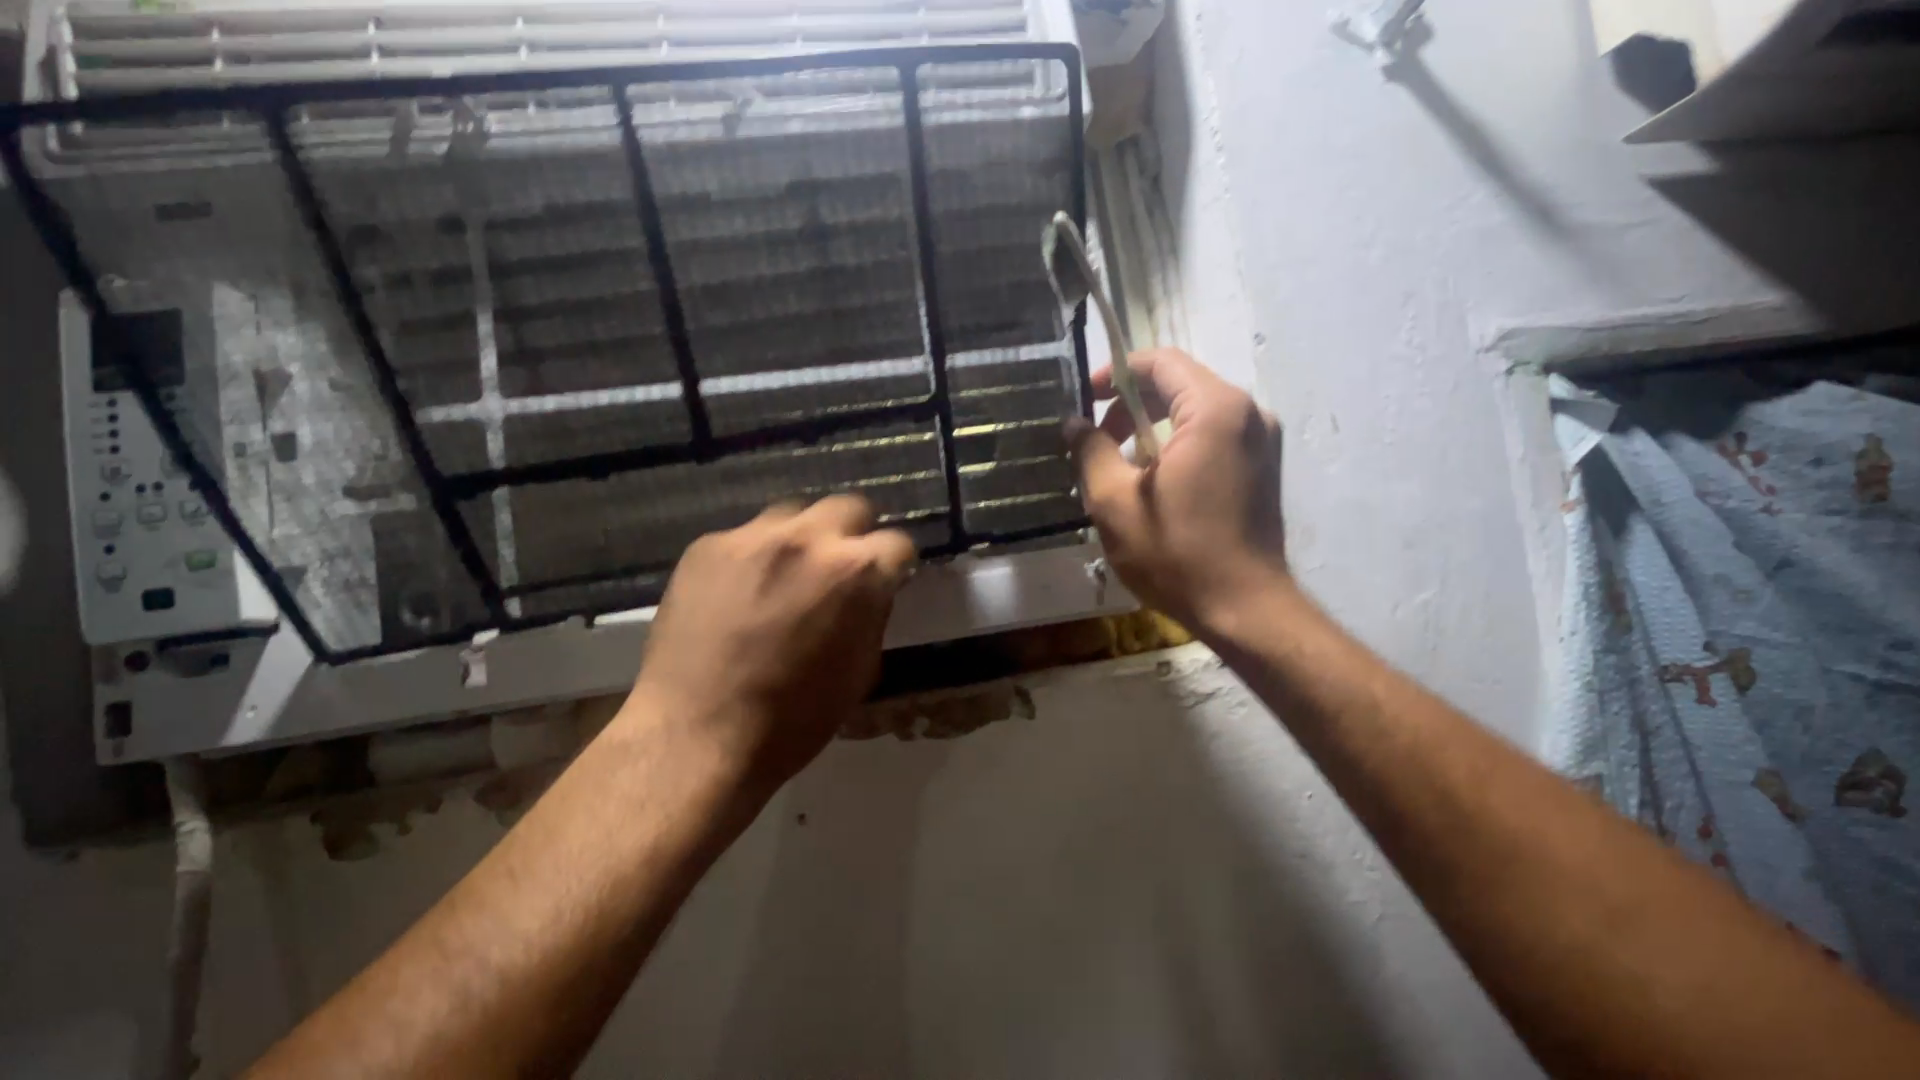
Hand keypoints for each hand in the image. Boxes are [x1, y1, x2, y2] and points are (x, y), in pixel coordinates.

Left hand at [628, 496, 916, 788]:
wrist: (696, 735)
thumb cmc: (792, 720)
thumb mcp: (859, 673)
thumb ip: (871, 616)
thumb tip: (872, 592)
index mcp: (856, 572)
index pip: (898, 543)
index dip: (896, 566)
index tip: (886, 581)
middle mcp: (807, 539)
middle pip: (849, 507)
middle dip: (854, 536)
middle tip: (840, 570)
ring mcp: (751, 537)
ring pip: (793, 514)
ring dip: (802, 539)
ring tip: (787, 576)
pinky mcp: (707, 546)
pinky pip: (744, 538)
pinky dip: (753, 559)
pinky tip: (739, 594)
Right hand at [1069, 348, 1286, 632]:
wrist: (1246, 609)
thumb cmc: (1177, 554)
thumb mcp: (1114, 501)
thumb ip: (1090, 451)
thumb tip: (1074, 423)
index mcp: (1216, 410)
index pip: (1161, 362)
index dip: (1116, 373)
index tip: (1085, 401)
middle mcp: (1248, 413)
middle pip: (1180, 385)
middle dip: (1131, 406)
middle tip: (1096, 441)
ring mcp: (1262, 442)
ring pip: (1196, 413)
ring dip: (1153, 429)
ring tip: (1120, 468)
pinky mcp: (1264, 469)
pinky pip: (1214, 437)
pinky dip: (1179, 447)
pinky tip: (1154, 484)